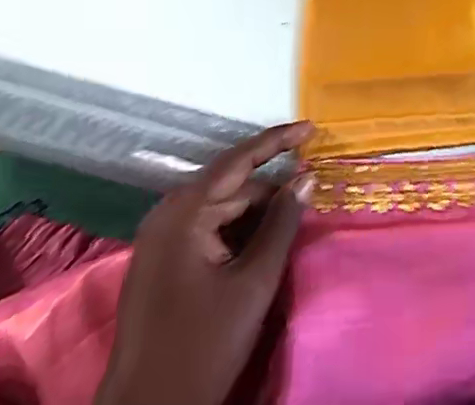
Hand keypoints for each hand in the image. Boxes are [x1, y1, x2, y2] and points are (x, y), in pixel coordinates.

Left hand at [97, 123, 314, 404]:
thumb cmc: (203, 345)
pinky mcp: (162, 259)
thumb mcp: (252, 283)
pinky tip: (263, 244)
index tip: (311, 128)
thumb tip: (305, 179)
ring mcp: (161, 236)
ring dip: (256, 214)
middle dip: (271, 190)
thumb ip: (281, 226)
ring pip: (220, 209)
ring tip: (294, 220)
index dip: (277, 141)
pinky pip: (206, 229)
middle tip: (312, 192)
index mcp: (185, 211)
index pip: (238, 161)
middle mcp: (168, 212)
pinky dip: (236, 231)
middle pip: (231, 187)